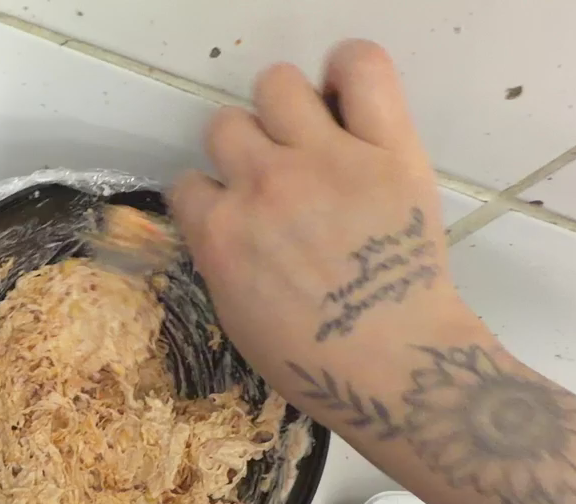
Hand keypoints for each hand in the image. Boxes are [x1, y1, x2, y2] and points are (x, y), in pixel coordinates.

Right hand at [170, 41, 477, 398]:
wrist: (389, 363)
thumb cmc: (307, 360)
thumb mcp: (237, 319)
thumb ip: (221, 262)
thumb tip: (225, 228)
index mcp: (220, 235)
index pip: (186, 185)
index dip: (204, 198)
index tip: (225, 212)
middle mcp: (261, 185)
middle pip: (223, 126)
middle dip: (237, 151)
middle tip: (266, 177)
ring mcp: (324, 159)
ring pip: (277, 84)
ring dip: (281, 107)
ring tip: (304, 134)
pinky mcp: (386, 145)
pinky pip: (362, 67)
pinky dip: (347, 69)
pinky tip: (344, 92)